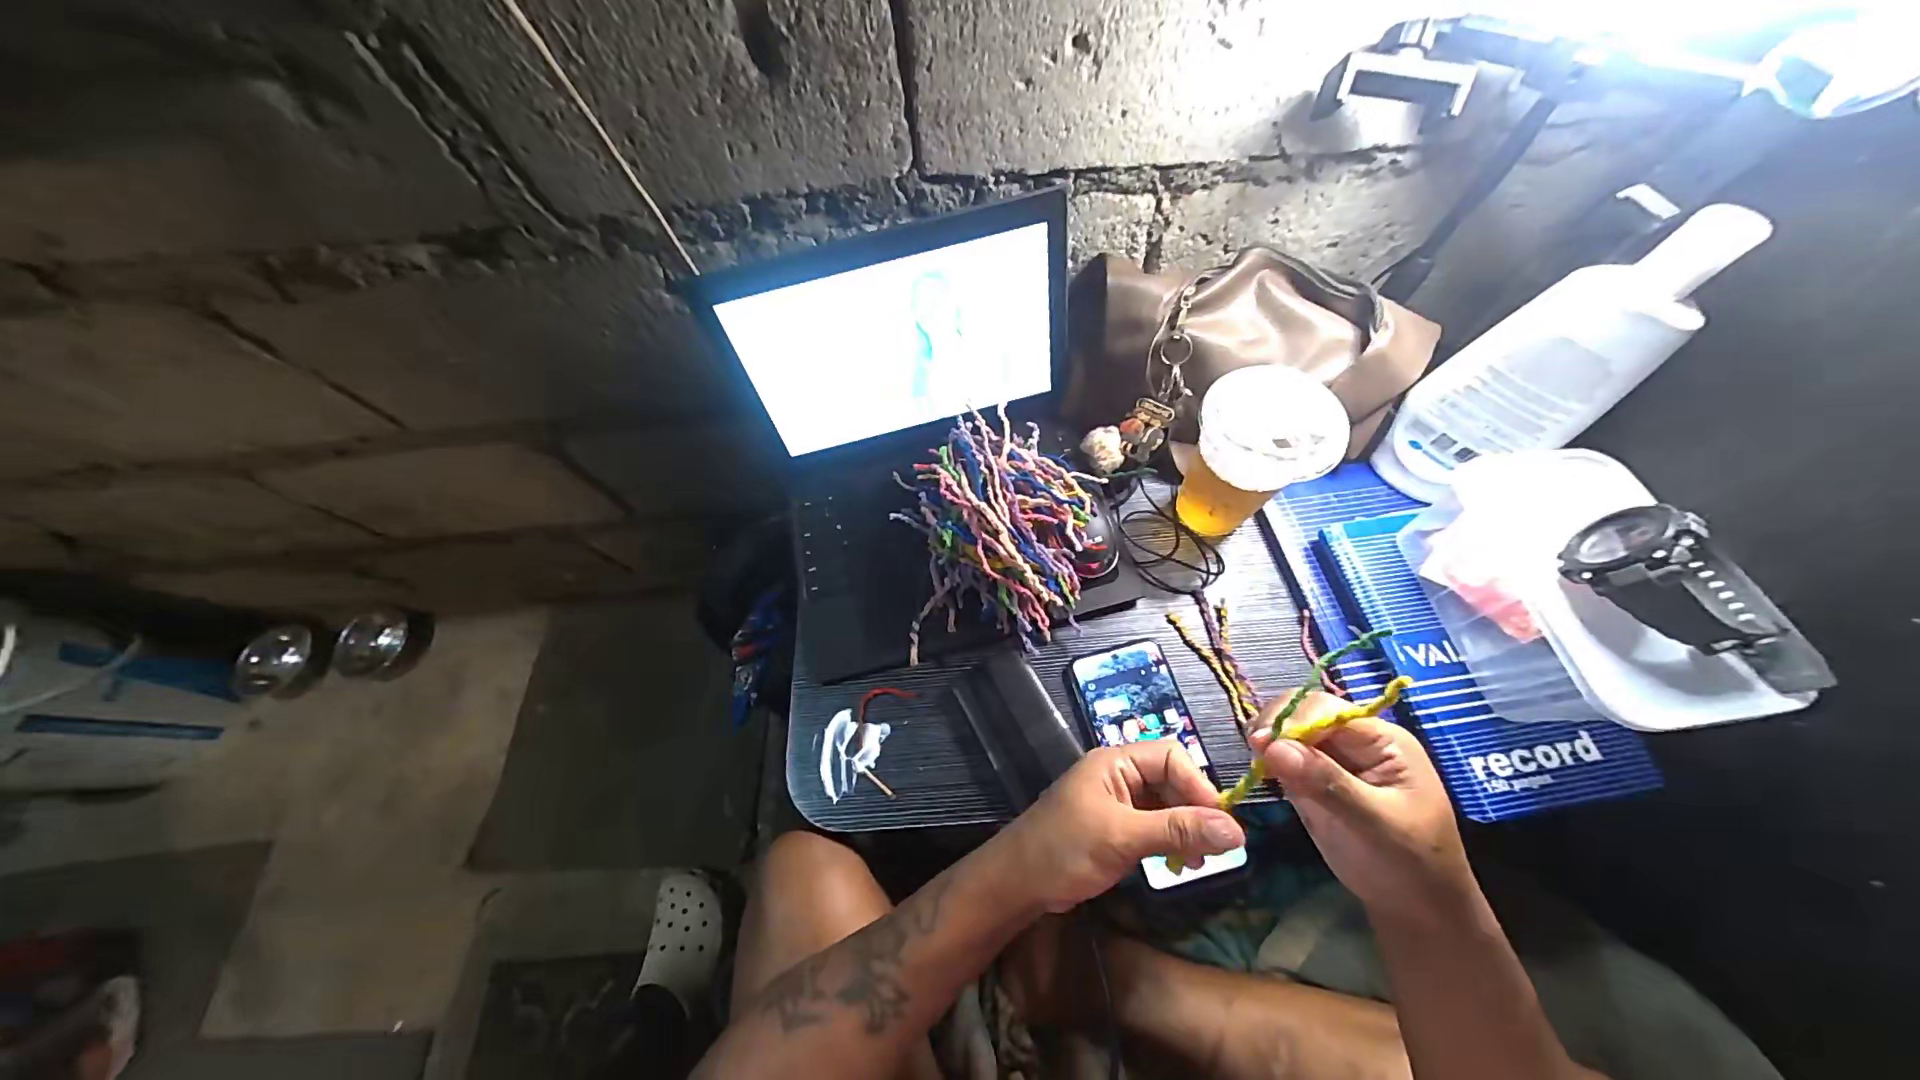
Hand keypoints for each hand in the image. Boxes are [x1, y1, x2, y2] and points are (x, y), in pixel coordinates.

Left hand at [992, 742, 1244, 912]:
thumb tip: (1235, 829)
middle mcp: (1119, 776)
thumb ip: (1176, 830)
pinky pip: (1155, 827)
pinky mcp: (1116, 828)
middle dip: (1195, 812)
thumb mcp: (1123, 837)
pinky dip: (1171, 843)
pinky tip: (1182, 865)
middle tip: (1214, 849)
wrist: (1019, 881)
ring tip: (1200, 862)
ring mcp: (1117, 803)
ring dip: (1186, 831)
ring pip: (1166, 807)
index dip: (1198, 786)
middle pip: (1172, 782)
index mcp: (1115, 762)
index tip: (1219, 823)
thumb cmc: (1065, 848)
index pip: (1171, 757)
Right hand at [1254, 692, 1472, 917]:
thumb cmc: (1411, 865)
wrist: (1417, 910)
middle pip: (1302, 712)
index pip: (1325, 709)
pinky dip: (1268, 761)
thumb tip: (1273, 747)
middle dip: (1275, 727)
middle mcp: (1354, 740)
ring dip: (1267, 743)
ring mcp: (1332, 759)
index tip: (1260, 744)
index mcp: (1381, 740)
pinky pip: (1284, 756)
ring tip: (1258, 768)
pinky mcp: (1312, 778)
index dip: (1290, 719)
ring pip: (1288, 731)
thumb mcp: (1375, 824)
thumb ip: (1327, 782)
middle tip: (1253, 754)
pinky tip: (1262, 774)